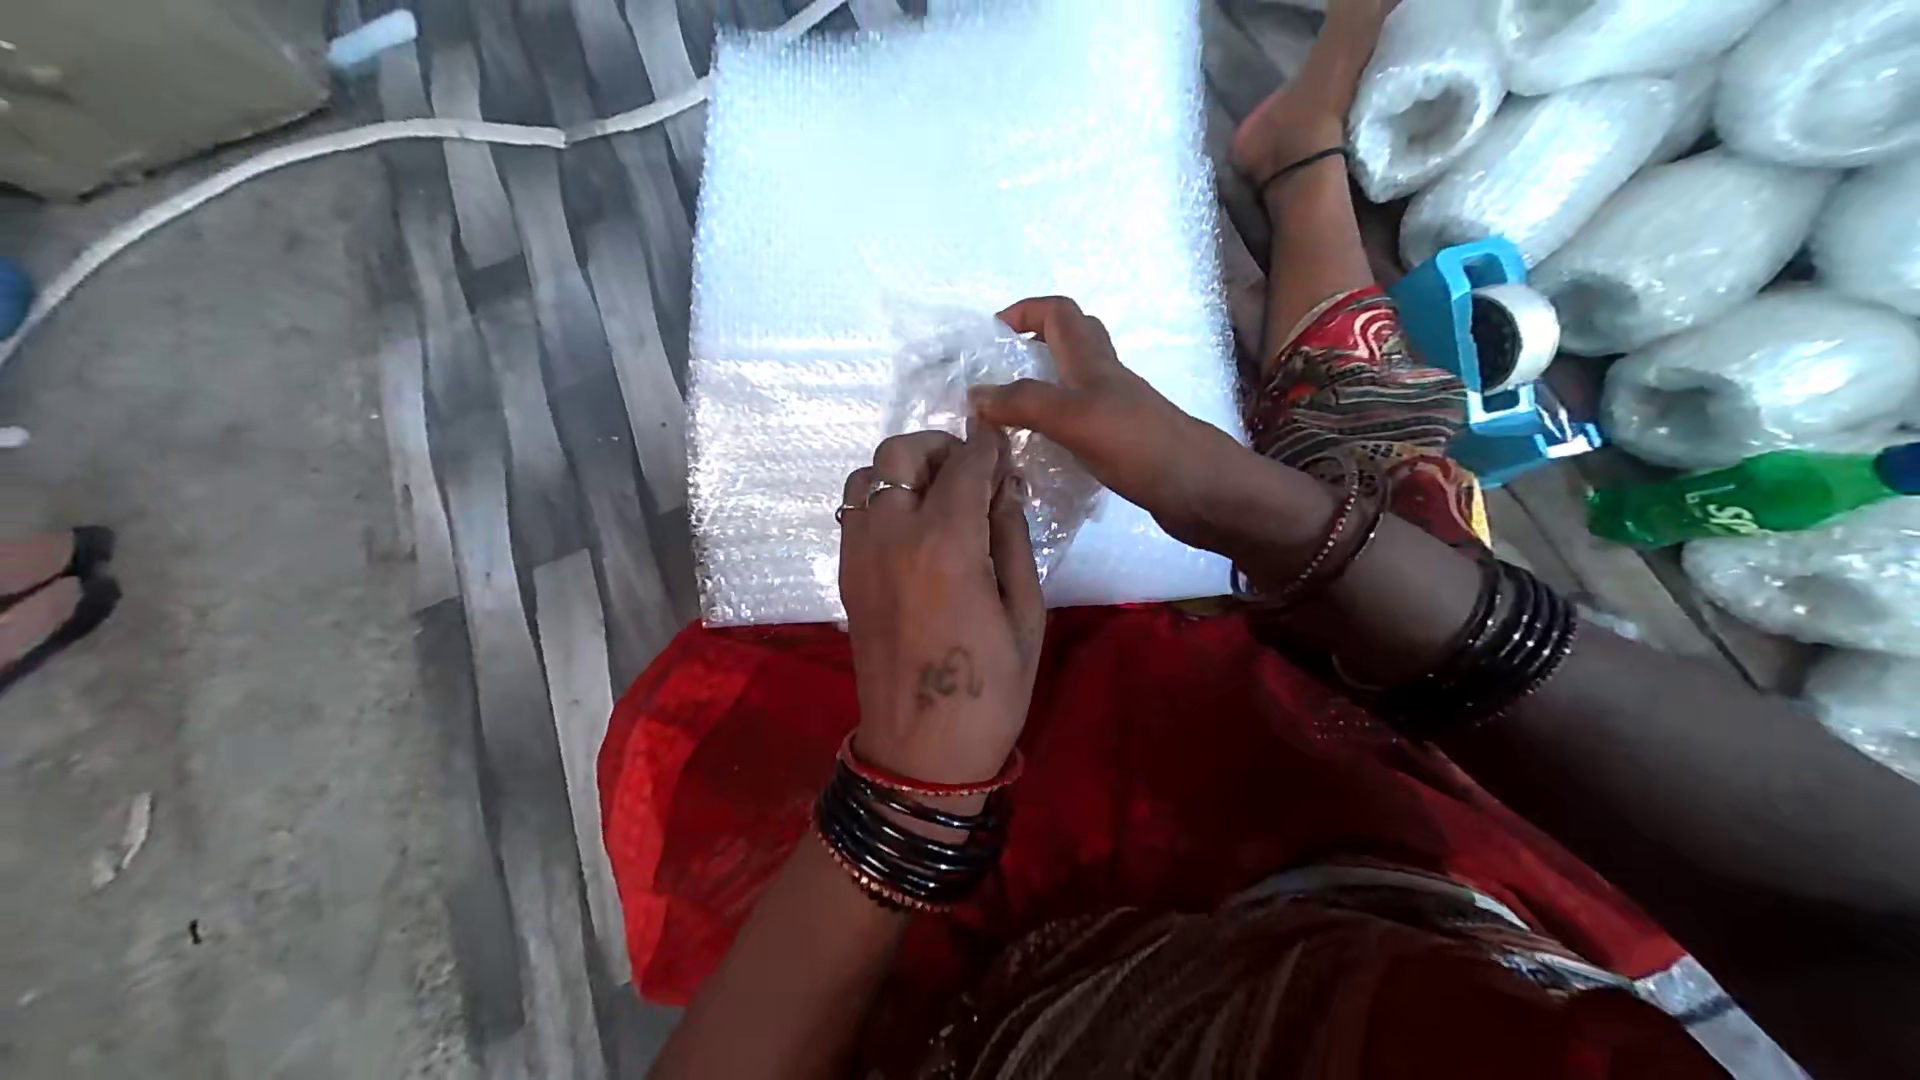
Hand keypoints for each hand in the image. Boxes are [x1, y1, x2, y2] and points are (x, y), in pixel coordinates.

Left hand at [839, 425, 1044, 789]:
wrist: (921, 749)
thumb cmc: (990, 691)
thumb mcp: (1025, 613)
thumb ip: (1011, 539)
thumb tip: (1003, 489)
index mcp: (946, 545)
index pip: (965, 465)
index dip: (988, 448)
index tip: (1003, 448)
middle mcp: (892, 536)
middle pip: (900, 454)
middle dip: (939, 447)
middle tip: (969, 472)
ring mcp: (859, 554)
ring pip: (867, 476)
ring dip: (904, 471)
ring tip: (938, 497)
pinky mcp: (845, 574)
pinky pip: (855, 511)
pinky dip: (883, 499)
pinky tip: (914, 527)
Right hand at [970, 296, 1331, 556]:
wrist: (1201, 490)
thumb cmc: (1140, 445)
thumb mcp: (1074, 416)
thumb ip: (1023, 402)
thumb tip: (975, 394)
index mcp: (1094, 363)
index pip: (1058, 313)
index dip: (1025, 311)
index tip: (992, 333)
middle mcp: (1106, 380)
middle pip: (1072, 340)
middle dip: (1034, 341)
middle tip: (1000, 369)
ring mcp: (1117, 412)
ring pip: (1076, 382)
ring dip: (1043, 385)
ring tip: (1009, 412)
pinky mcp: (1123, 443)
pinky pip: (1081, 420)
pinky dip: (1056, 423)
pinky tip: (1042, 449)